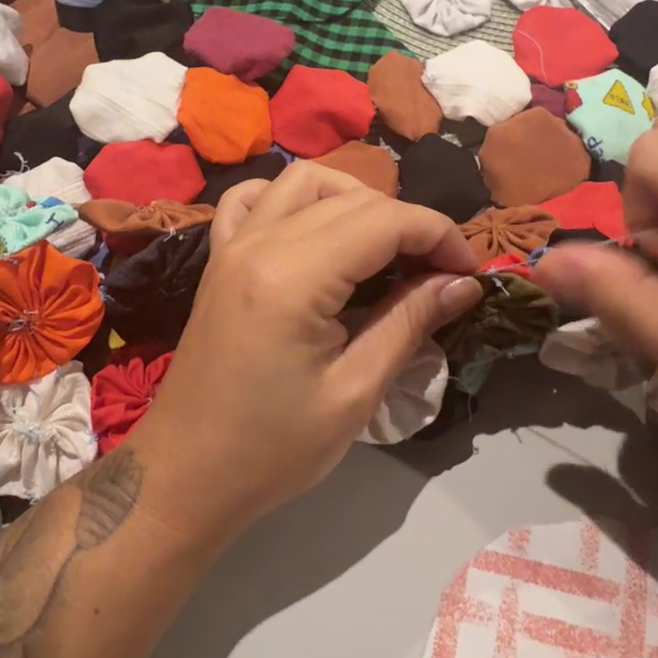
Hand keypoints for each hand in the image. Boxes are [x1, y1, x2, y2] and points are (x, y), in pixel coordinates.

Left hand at [133, 163, 482, 537]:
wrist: (187, 474)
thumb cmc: (272, 449)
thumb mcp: (355, 392)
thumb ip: (409, 323)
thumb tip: (463, 284)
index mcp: (293, 276)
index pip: (385, 220)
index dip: (440, 236)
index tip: (470, 273)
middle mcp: (259, 242)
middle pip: (353, 198)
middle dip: (410, 224)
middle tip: (441, 274)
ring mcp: (233, 245)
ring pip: (307, 182)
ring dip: (358, 200)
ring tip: (388, 248)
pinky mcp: (219, 259)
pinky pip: (255, 199)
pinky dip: (295, 199)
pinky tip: (317, 228)